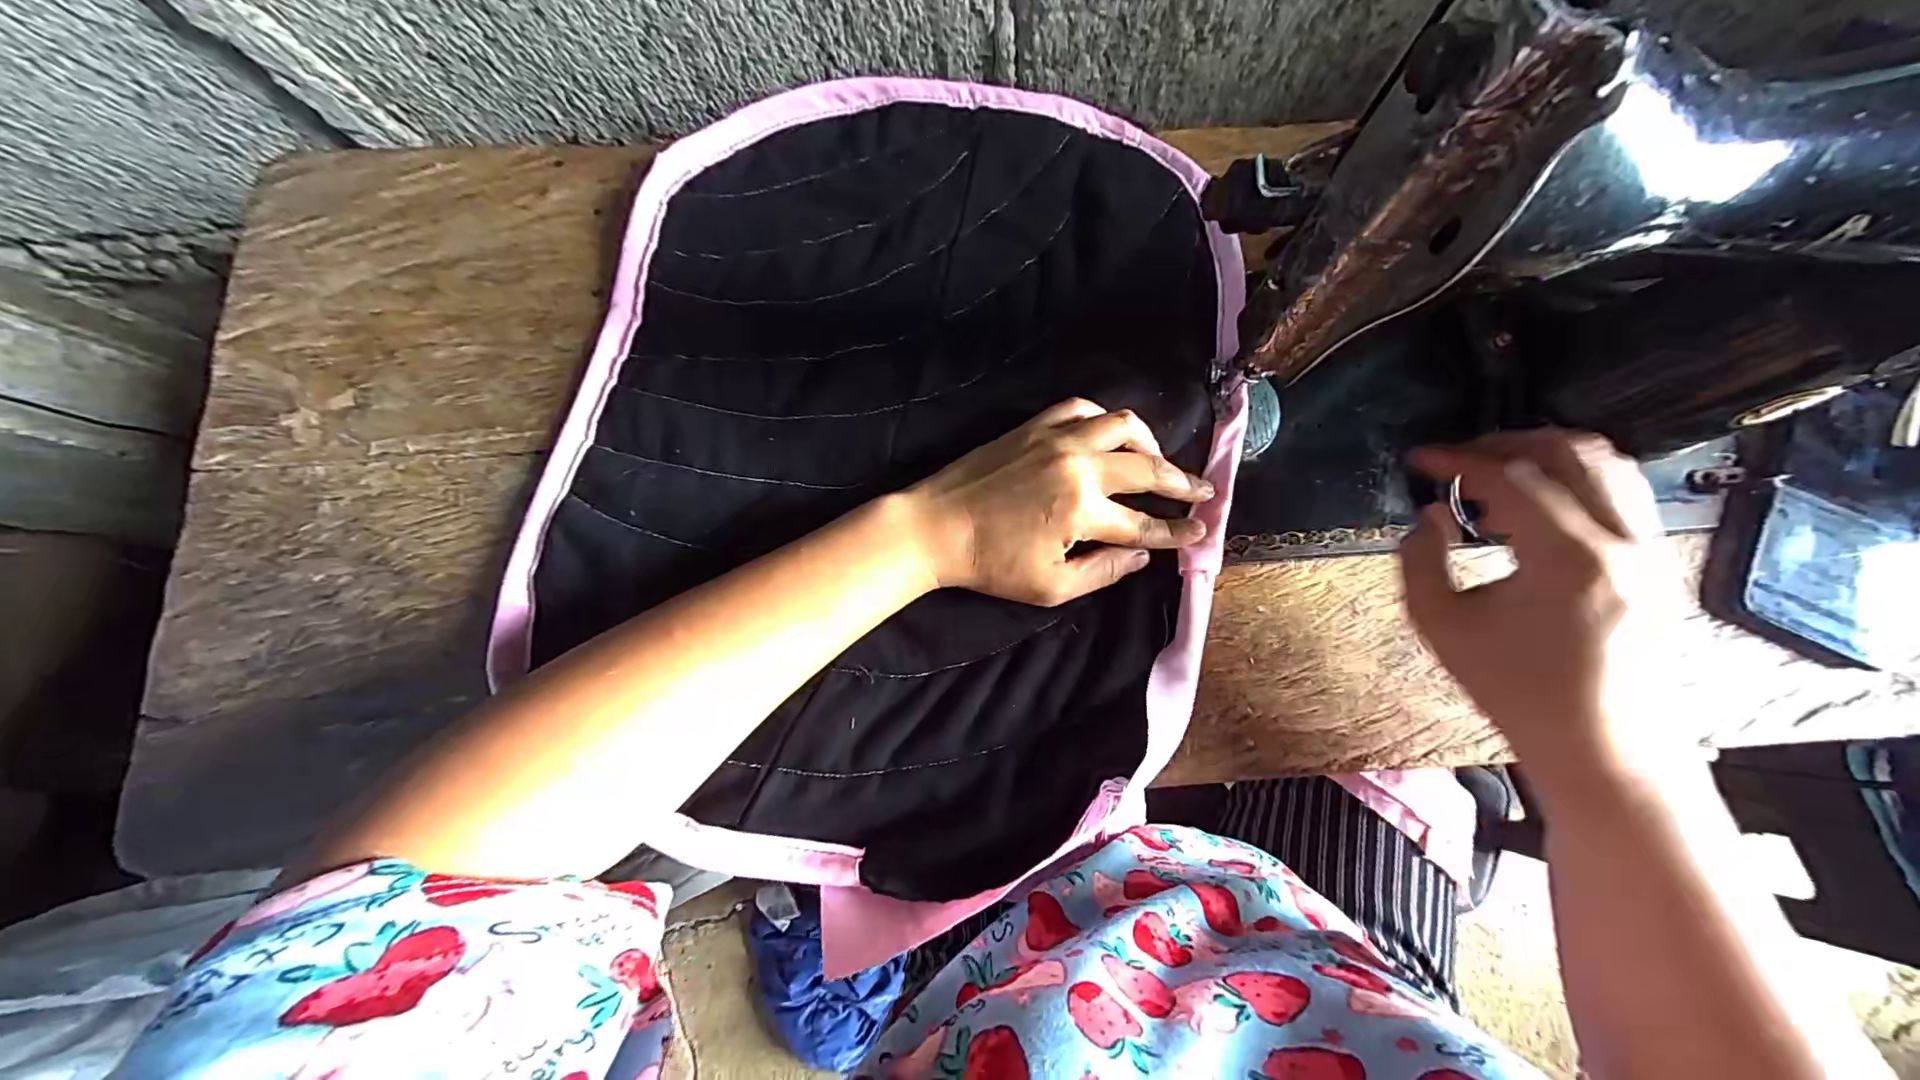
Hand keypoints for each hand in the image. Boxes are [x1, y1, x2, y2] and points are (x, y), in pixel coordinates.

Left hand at [901, 398, 1214, 606]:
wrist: (935, 527)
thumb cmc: (990, 564)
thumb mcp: (1050, 587)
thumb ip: (1102, 572)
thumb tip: (1141, 557)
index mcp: (1082, 511)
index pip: (1144, 523)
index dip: (1178, 531)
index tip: (1203, 531)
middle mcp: (1078, 466)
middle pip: (1147, 470)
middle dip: (1182, 483)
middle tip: (1204, 491)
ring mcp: (1056, 440)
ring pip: (1122, 426)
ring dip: (1150, 443)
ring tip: (1159, 460)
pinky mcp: (1034, 426)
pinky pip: (1081, 408)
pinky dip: (1103, 418)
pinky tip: (1109, 433)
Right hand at [1398, 430, 1683, 780]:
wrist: (1602, 745)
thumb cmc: (1513, 688)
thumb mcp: (1439, 625)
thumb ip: (1420, 559)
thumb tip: (1430, 516)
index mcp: (1566, 557)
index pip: (1510, 476)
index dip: (1456, 458)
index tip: (1418, 458)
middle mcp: (1622, 541)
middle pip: (1571, 452)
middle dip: (1505, 442)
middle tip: (1456, 458)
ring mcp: (1650, 551)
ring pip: (1608, 466)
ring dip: (1544, 455)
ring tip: (1492, 471)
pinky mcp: (1656, 565)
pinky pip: (1620, 495)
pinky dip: (1573, 481)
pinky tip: (1534, 504)